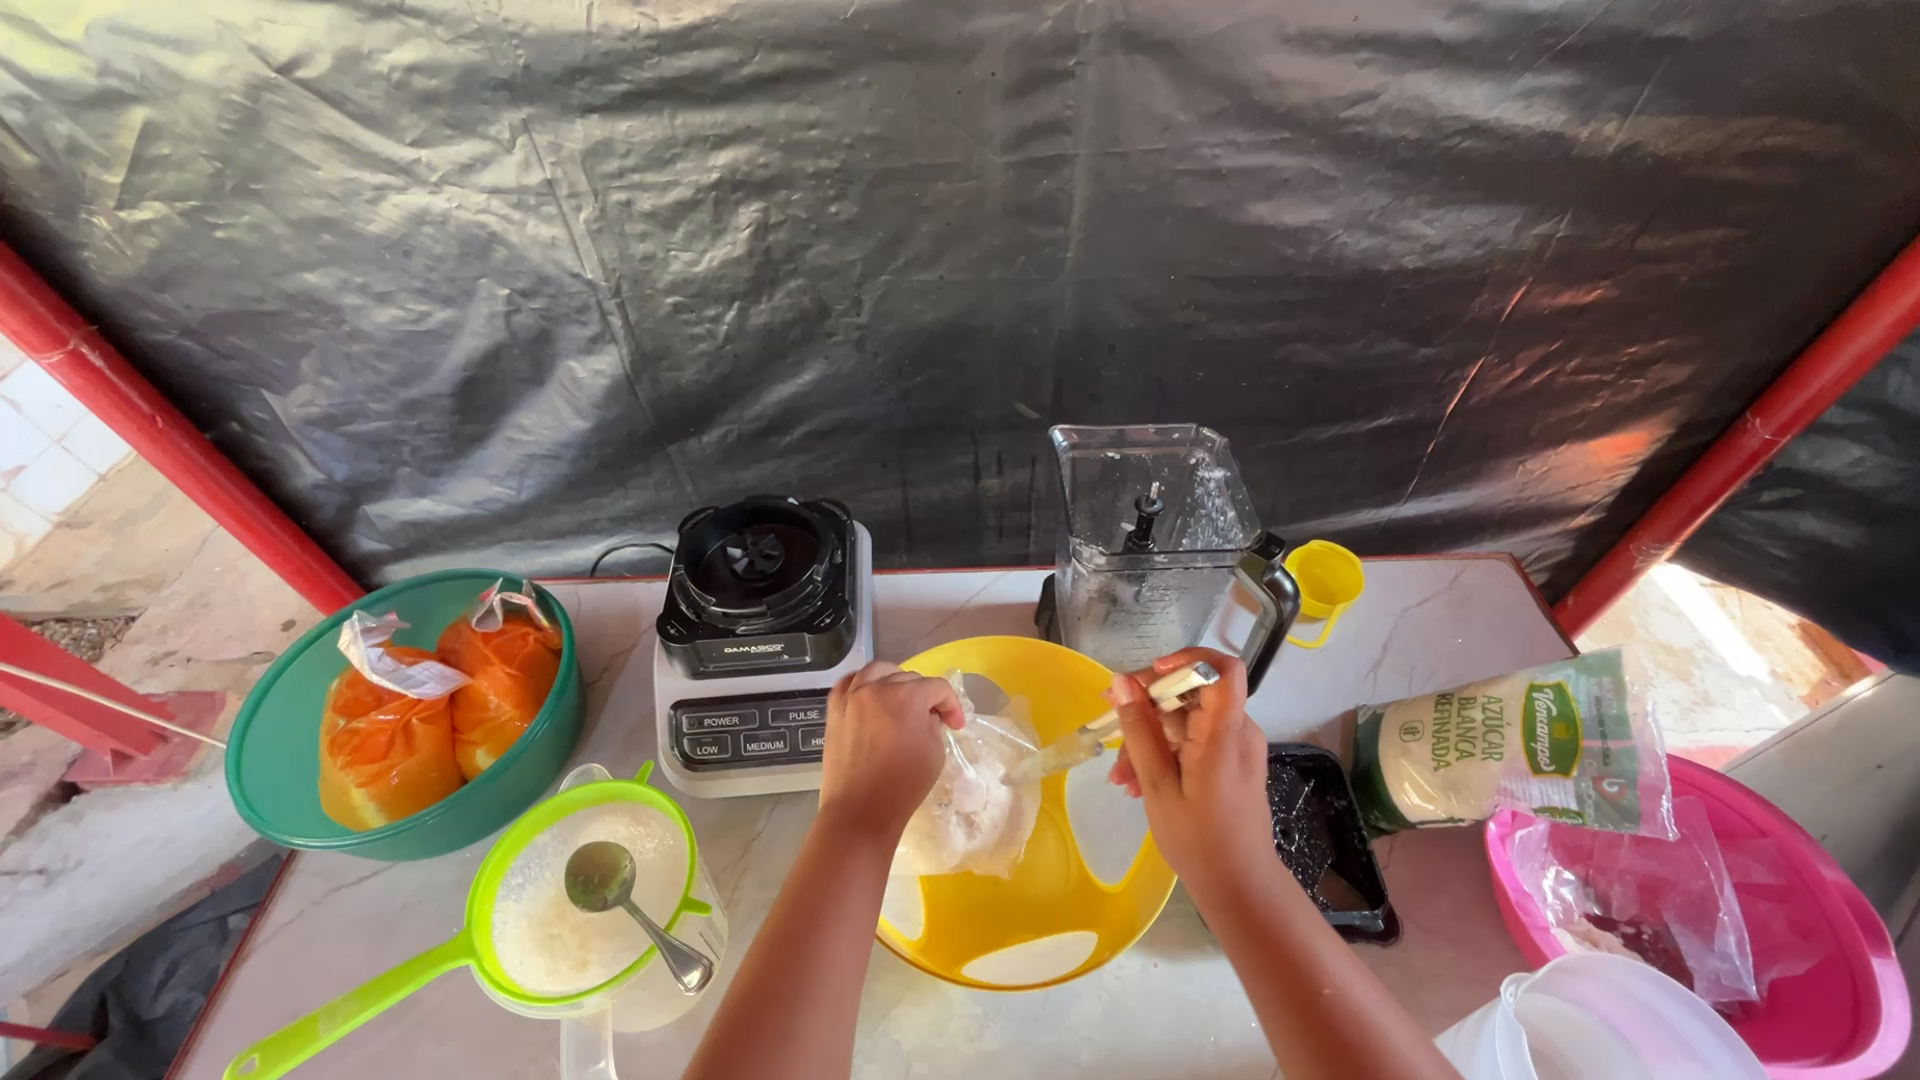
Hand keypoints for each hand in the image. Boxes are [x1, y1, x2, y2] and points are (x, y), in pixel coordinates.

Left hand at [818, 662, 964, 842]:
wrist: (860, 810)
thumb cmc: (904, 784)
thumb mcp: (934, 751)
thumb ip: (933, 723)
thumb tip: (926, 714)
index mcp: (906, 696)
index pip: (937, 687)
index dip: (951, 705)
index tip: (955, 725)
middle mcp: (877, 688)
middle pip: (908, 678)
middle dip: (925, 695)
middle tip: (932, 717)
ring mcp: (851, 696)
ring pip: (877, 671)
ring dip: (894, 680)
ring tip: (900, 697)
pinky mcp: (835, 710)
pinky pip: (849, 683)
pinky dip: (862, 683)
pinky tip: (870, 695)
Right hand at [1107, 647, 1276, 894]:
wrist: (1241, 888)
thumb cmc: (1198, 841)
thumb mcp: (1157, 785)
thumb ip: (1139, 730)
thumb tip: (1121, 682)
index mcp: (1224, 734)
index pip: (1222, 669)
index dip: (1186, 659)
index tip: (1149, 676)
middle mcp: (1238, 731)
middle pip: (1192, 693)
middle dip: (1147, 709)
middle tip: (1111, 729)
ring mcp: (1237, 746)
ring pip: (1187, 719)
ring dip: (1150, 738)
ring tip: (1121, 776)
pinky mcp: (1231, 761)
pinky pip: (1194, 739)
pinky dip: (1166, 752)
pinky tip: (1139, 781)